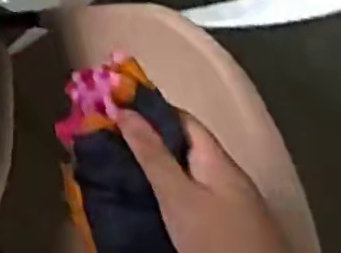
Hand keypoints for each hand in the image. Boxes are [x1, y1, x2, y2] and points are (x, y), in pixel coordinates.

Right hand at [119, 109, 290, 252]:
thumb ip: (150, 151)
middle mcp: (229, 179)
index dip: (149, 107)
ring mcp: (233, 205)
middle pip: (184, 144)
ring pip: (186, 169)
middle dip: (146, 134)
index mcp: (220, 164)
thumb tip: (123, 107)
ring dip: (154, 159)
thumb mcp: (177, 195)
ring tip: (118, 156)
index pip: (183, 119)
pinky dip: (166, 182)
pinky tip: (146, 189)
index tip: (113, 102)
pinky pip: (191, 191)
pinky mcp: (229, 226)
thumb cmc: (216, 240)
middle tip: (107, 129)